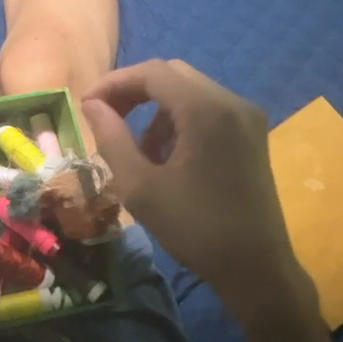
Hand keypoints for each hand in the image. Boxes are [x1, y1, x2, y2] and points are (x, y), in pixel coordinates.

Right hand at [81, 59, 316, 327]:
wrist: (256, 268)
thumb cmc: (194, 229)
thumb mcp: (140, 187)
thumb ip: (112, 139)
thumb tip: (91, 106)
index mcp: (205, 110)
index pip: (152, 73)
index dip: (113, 83)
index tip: (86, 106)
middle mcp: (231, 102)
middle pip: (172, 74)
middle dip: (134, 91)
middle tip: (105, 119)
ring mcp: (247, 117)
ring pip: (190, 91)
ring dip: (155, 109)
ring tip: (135, 149)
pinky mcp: (252, 134)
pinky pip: (208, 109)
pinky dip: (179, 120)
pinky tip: (166, 156)